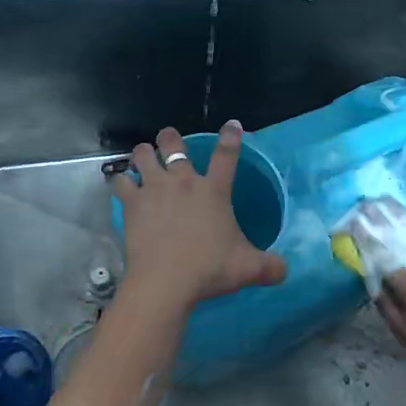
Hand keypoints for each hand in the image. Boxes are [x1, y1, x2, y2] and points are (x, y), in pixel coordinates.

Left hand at [112, 121, 287, 306]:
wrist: (165, 280)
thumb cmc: (209, 270)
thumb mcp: (249, 269)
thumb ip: (270, 266)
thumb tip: (285, 270)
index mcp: (214, 190)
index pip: (227, 155)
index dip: (231, 136)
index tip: (231, 124)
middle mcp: (183, 181)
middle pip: (173, 144)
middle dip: (170, 138)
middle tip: (169, 139)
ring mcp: (154, 189)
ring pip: (143, 155)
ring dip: (144, 153)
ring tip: (144, 157)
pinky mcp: (131, 203)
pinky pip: (121, 181)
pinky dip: (122, 180)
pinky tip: (123, 185)